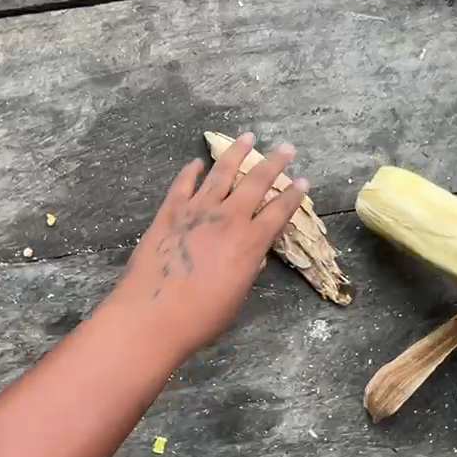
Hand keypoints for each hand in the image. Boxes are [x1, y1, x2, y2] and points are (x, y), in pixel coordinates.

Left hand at [100, 133, 307, 355]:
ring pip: (221, 173)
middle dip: (274, 163)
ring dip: (236, 154)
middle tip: (286, 148)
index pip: (279, 212)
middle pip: (256, 183)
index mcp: (250, 243)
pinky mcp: (169, 212)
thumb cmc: (201, 317)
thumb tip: (254, 255)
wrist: (154, 315)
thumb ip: (247, 270)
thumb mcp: (237, 297)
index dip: (293, 196)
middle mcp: (227, 219)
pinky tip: (197, 162)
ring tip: (248, 138)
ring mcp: (196, 211)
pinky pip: (183, 184)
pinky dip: (191, 171)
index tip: (303, 181)